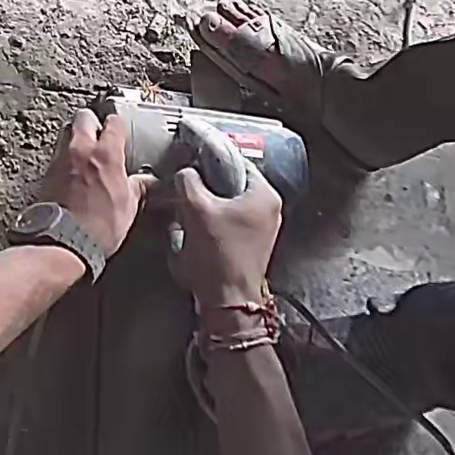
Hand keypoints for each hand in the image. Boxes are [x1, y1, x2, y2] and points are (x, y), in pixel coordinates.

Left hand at [39, 109, 155, 254]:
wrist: (63, 241)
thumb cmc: (98, 225)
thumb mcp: (129, 206)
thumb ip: (138, 187)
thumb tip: (147, 182)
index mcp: (105, 154)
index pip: (113, 122)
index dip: (118, 124)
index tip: (121, 130)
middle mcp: (80, 150)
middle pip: (83, 117)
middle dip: (92, 122)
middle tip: (100, 134)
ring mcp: (60, 160)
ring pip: (66, 133)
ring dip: (76, 137)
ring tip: (86, 152)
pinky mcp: (46, 174)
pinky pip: (57, 155)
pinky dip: (66, 158)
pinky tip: (74, 172)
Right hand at [172, 165, 281, 320]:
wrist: (228, 301)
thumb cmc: (217, 253)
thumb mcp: (196, 210)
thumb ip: (188, 182)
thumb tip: (185, 173)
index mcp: (264, 194)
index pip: (235, 159)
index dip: (210, 154)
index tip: (189, 152)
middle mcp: (269, 207)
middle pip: (232, 180)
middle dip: (207, 179)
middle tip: (185, 179)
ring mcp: (262, 226)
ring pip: (229, 199)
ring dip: (208, 198)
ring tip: (186, 198)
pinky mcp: (250, 240)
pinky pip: (229, 216)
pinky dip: (213, 213)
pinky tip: (195, 218)